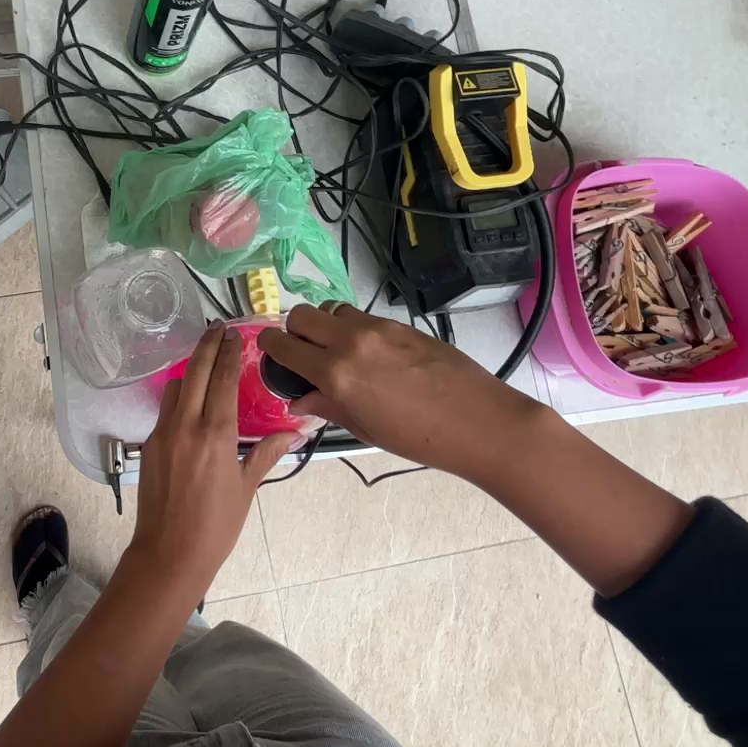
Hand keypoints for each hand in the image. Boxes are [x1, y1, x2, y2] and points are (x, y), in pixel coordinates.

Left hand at [129, 324, 290, 595]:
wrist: (169, 552)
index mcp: (216, 434)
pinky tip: (189, 398)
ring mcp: (163, 432)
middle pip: (196, 371)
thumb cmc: (216, 524)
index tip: (234, 333)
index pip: (224, 379)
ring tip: (205, 360)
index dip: (229, 353)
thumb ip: (267, 452)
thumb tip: (295, 432)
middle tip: (218, 328)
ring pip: (176, 386)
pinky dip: (178, 394)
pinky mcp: (149, 444)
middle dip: (207, 346)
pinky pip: (165, 408)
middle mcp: (186, 424)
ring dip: (191, 369)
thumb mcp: (247, 487)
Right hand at [256, 303, 545, 478]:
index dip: (269, 346)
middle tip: (303, 353)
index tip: (269, 352)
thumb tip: (299, 398)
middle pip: (302, 314)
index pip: (283, 344)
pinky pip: (362, 317)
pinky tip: (370, 355)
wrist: (479, 421)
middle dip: (294, 330)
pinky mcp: (400, 324)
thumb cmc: (417, 437)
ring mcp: (378, 328)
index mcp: (336, 372)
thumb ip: (326, 406)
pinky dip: (353, 329)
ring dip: (325, 325)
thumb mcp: (363, 427)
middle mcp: (351, 341)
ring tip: (338, 351)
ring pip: (333, 309)